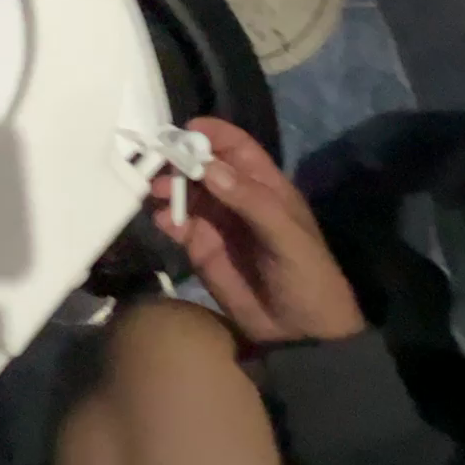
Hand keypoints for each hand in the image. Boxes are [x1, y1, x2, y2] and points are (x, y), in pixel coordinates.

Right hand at [151, 117, 363, 343]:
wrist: (300, 334)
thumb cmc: (307, 277)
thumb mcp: (286, 236)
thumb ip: (250, 201)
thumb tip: (209, 168)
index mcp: (262, 185)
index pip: (234, 146)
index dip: (212, 133)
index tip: (185, 130)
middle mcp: (234, 196)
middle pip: (200, 164)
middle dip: (178, 158)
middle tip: (159, 162)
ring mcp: (214, 220)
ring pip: (183, 190)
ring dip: (166, 186)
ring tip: (157, 193)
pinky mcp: (198, 245)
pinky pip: (175, 222)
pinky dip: (164, 217)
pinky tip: (164, 224)